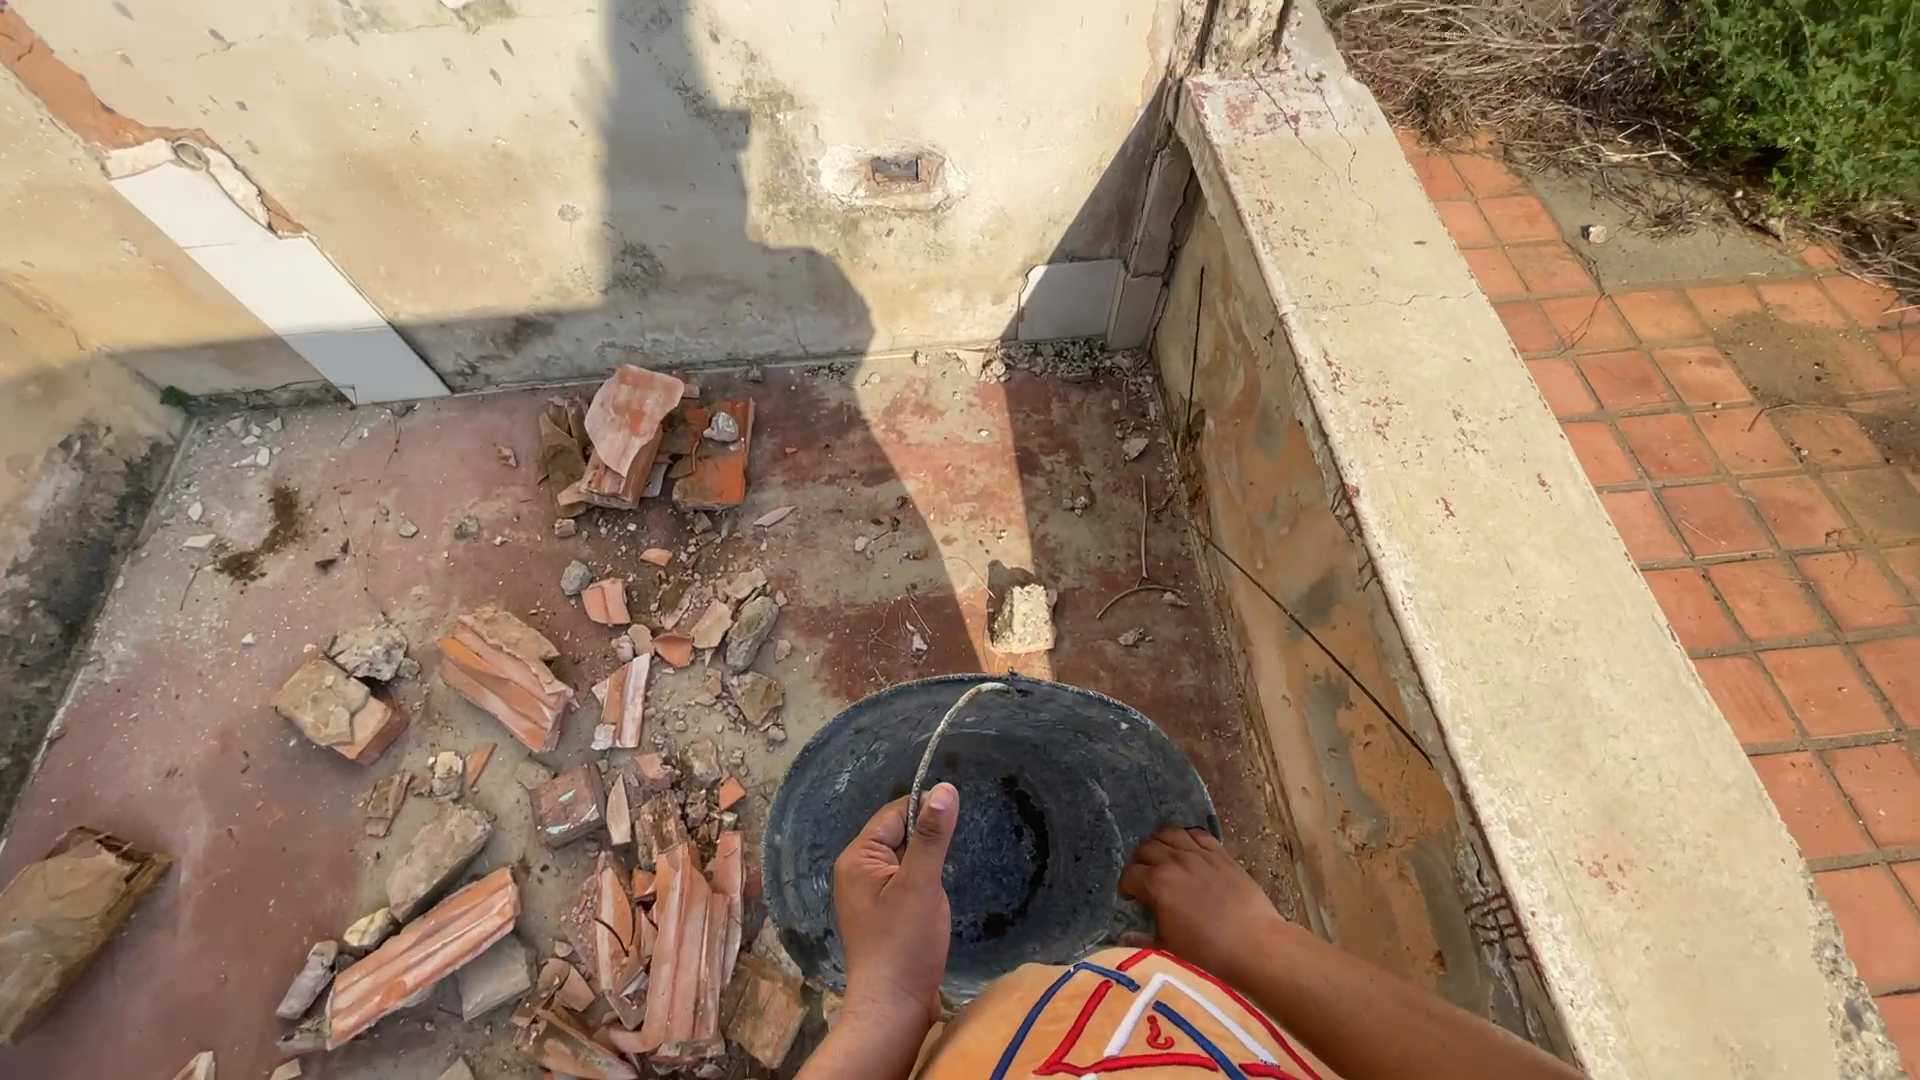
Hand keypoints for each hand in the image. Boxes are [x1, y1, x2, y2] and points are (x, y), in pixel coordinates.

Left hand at [832, 782, 959, 1026]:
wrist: (892, 1011)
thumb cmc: (904, 944)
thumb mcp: (922, 883)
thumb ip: (932, 835)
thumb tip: (945, 789)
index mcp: (857, 858)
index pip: (894, 814)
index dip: (924, 809)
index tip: (955, 815)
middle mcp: (856, 871)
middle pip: (897, 834)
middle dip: (926, 841)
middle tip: (949, 856)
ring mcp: (867, 895)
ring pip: (903, 858)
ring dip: (925, 864)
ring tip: (939, 883)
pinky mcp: (880, 914)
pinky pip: (903, 881)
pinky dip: (922, 883)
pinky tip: (933, 901)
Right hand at [1119, 827, 1295, 979]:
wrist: (1255, 946)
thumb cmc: (1209, 953)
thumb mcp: (1170, 949)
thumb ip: (1144, 939)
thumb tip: (1125, 937)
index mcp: (1157, 884)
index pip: (1130, 874)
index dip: (1125, 885)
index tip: (1129, 896)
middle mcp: (1174, 861)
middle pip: (1145, 849)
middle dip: (1139, 862)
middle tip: (1144, 877)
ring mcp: (1199, 854)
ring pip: (1169, 834)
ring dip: (1159, 844)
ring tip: (1162, 858)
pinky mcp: (1220, 853)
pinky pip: (1197, 834)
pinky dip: (1187, 837)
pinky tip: (1187, 849)